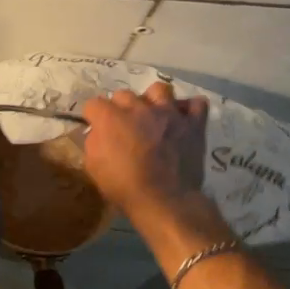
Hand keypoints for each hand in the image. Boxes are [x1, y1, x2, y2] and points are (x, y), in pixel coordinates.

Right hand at [79, 83, 209, 219]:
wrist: (163, 198)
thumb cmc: (122, 185)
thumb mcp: (93, 165)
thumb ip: (93, 141)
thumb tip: (99, 132)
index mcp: (110, 118)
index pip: (94, 104)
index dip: (93, 116)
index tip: (96, 127)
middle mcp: (138, 108)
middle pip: (123, 94)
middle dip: (120, 108)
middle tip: (124, 125)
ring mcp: (168, 113)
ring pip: (159, 90)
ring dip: (153, 100)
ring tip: (153, 115)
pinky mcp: (193, 123)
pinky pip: (197, 104)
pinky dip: (189, 109)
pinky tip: (182, 119)